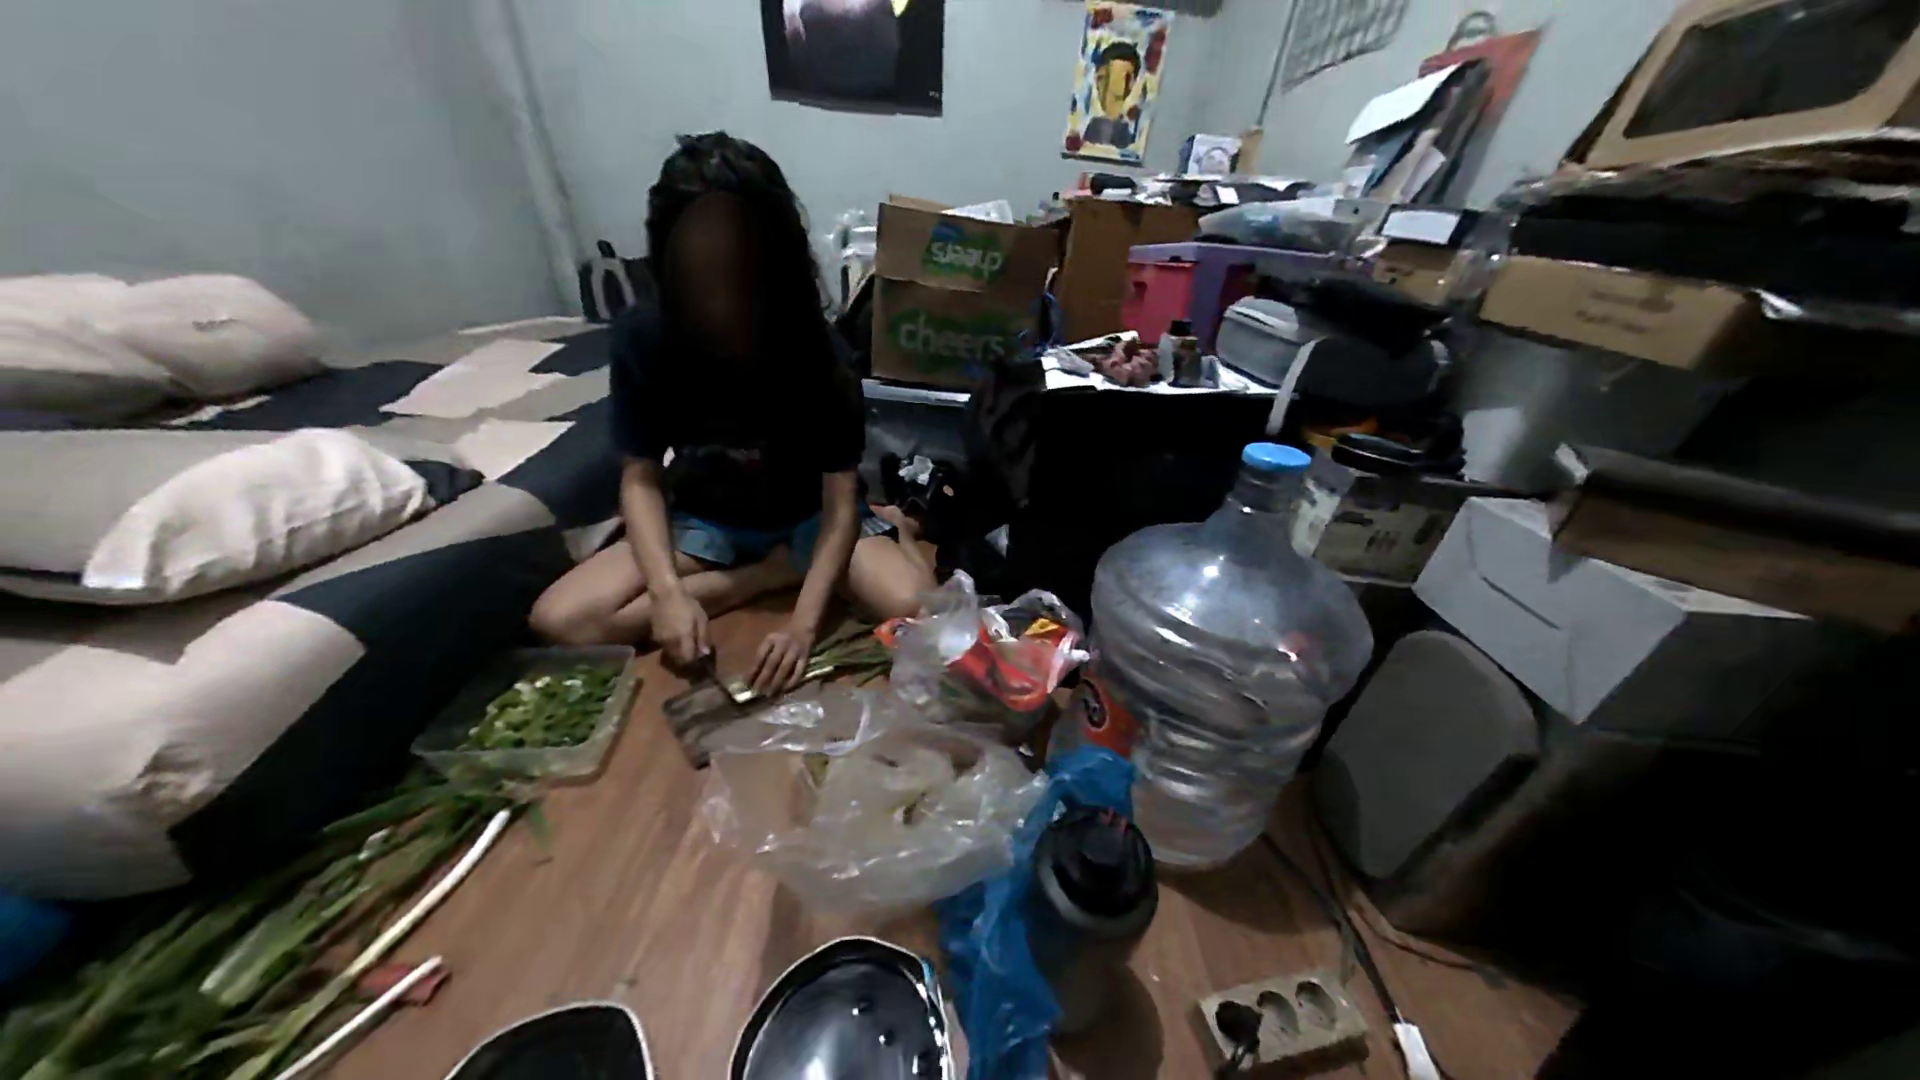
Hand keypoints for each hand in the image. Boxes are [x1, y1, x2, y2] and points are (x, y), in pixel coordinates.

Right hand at [650, 587, 709, 666]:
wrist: (666, 595)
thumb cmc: (687, 605)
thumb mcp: (701, 619)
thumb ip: (703, 638)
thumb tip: (705, 654)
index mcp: (683, 639)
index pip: (688, 660)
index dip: (695, 663)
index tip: (702, 660)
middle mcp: (670, 643)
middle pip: (679, 660)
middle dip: (688, 661)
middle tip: (696, 655)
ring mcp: (660, 640)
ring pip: (671, 656)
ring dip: (680, 655)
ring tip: (689, 648)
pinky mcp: (654, 636)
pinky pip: (666, 648)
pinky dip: (673, 649)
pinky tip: (679, 641)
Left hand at [749, 618, 815, 697]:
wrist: (803, 625)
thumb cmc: (783, 635)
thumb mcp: (771, 639)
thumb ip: (763, 653)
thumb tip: (752, 674)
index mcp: (771, 640)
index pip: (760, 656)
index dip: (753, 670)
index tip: (747, 683)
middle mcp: (782, 644)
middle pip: (771, 663)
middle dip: (763, 679)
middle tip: (757, 692)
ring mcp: (795, 650)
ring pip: (784, 668)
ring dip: (776, 682)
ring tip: (770, 694)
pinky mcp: (805, 656)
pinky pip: (799, 670)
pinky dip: (792, 681)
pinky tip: (786, 689)